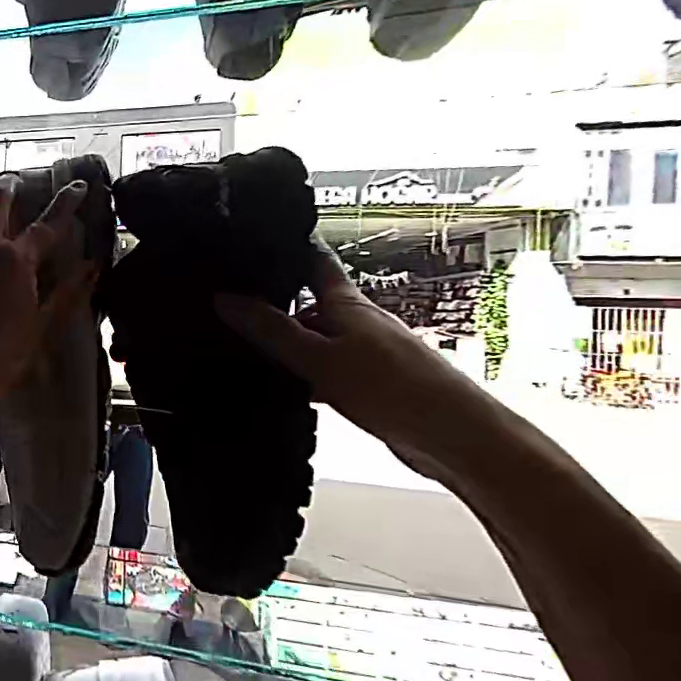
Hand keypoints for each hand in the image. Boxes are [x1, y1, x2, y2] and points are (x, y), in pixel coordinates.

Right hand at [213, 241, 521, 486]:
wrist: (455, 439)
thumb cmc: (396, 388)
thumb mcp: (318, 357)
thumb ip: (270, 330)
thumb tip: (225, 299)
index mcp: (347, 304)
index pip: (314, 262)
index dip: (288, 248)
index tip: (258, 241)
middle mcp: (356, 323)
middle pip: (308, 305)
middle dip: (274, 307)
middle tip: (230, 311)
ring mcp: (364, 354)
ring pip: (314, 341)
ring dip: (286, 347)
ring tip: (247, 355)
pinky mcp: (368, 386)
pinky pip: (324, 372)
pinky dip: (302, 377)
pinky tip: (285, 392)